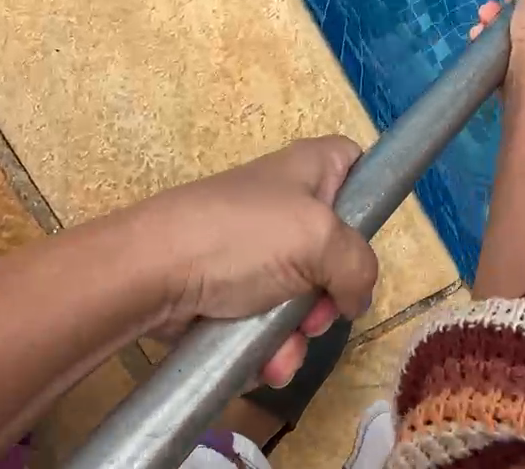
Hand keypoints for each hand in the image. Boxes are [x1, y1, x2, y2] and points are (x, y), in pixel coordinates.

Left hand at [131, 136, 377, 386]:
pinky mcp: (236, 285)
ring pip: (307, 291)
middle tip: (319, 309)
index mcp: (312, 167)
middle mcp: (289, 201)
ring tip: (285, 346)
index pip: (357, 163)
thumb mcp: (320, 239)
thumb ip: (359, 265)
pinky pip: (273, 317)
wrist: (154, 272)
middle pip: (338, 245)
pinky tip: (266, 362)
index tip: (366, 236)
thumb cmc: (244, 236)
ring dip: (303, 328)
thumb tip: (355, 297)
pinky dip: (274, 344)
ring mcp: (261, 245)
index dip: (370, 196)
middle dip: (334, 290)